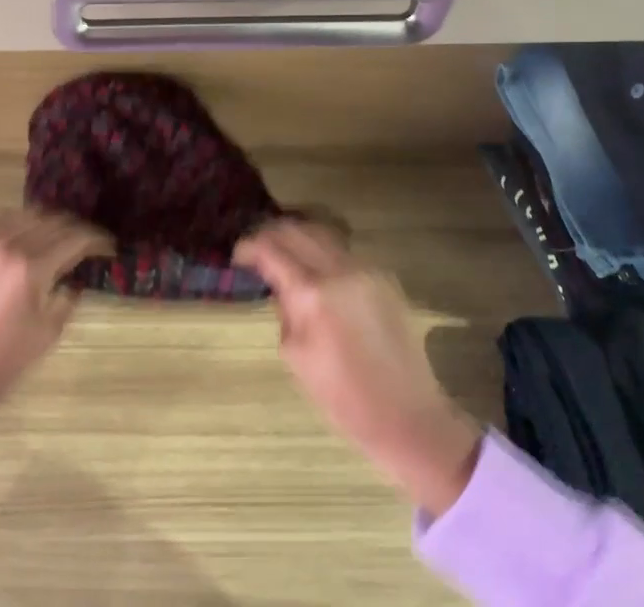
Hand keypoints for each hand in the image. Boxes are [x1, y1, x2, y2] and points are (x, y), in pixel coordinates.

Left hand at [0, 210, 111, 426]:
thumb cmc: (3, 362)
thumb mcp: (47, 333)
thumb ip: (66, 299)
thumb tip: (74, 280)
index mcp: (30, 268)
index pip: (73, 240)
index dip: (96, 241)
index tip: (108, 248)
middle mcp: (7, 247)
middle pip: (50, 222)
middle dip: (75, 230)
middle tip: (89, 244)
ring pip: (23, 216)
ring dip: (46, 223)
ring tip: (59, 238)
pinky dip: (20, 228)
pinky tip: (27, 243)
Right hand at [236, 219, 481, 515]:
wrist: (406, 414)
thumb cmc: (342, 396)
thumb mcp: (295, 355)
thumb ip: (285, 311)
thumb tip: (282, 287)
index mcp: (312, 293)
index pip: (270, 249)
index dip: (248, 247)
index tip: (238, 257)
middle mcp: (341, 271)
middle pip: (298, 230)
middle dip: (272, 235)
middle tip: (257, 250)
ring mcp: (368, 272)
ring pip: (324, 235)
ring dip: (299, 238)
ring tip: (285, 255)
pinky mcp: (386, 281)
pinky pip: (346, 253)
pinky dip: (324, 253)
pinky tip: (317, 273)